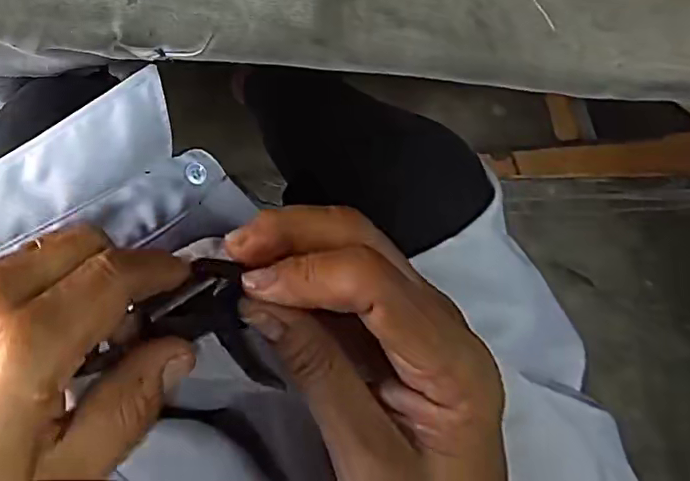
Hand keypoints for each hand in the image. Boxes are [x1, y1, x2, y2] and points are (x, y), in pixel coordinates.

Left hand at [0, 224, 193, 480]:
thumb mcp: (62, 478)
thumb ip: (128, 406)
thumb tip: (175, 351)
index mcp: (27, 343)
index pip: (114, 272)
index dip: (160, 271)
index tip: (184, 281)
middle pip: (91, 243)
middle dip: (128, 269)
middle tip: (144, 322)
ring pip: (63, 245)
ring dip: (97, 270)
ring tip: (105, 332)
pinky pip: (34, 260)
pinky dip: (66, 275)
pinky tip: (67, 327)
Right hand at [226, 206, 506, 480]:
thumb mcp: (368, 460)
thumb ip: (318, 372)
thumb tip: (262, 301)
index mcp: (450, 358)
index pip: (374, 281)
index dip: (307, 271)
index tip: (252, 282)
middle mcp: (442, 318)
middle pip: (366, 242)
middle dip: (296, 231)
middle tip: (239, 246)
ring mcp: (422, 312)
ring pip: (357, 243)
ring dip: (296, 237)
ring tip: (246, 251)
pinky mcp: (399, 317)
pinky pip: (350, 271)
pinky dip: (305, 262)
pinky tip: (272, 270)